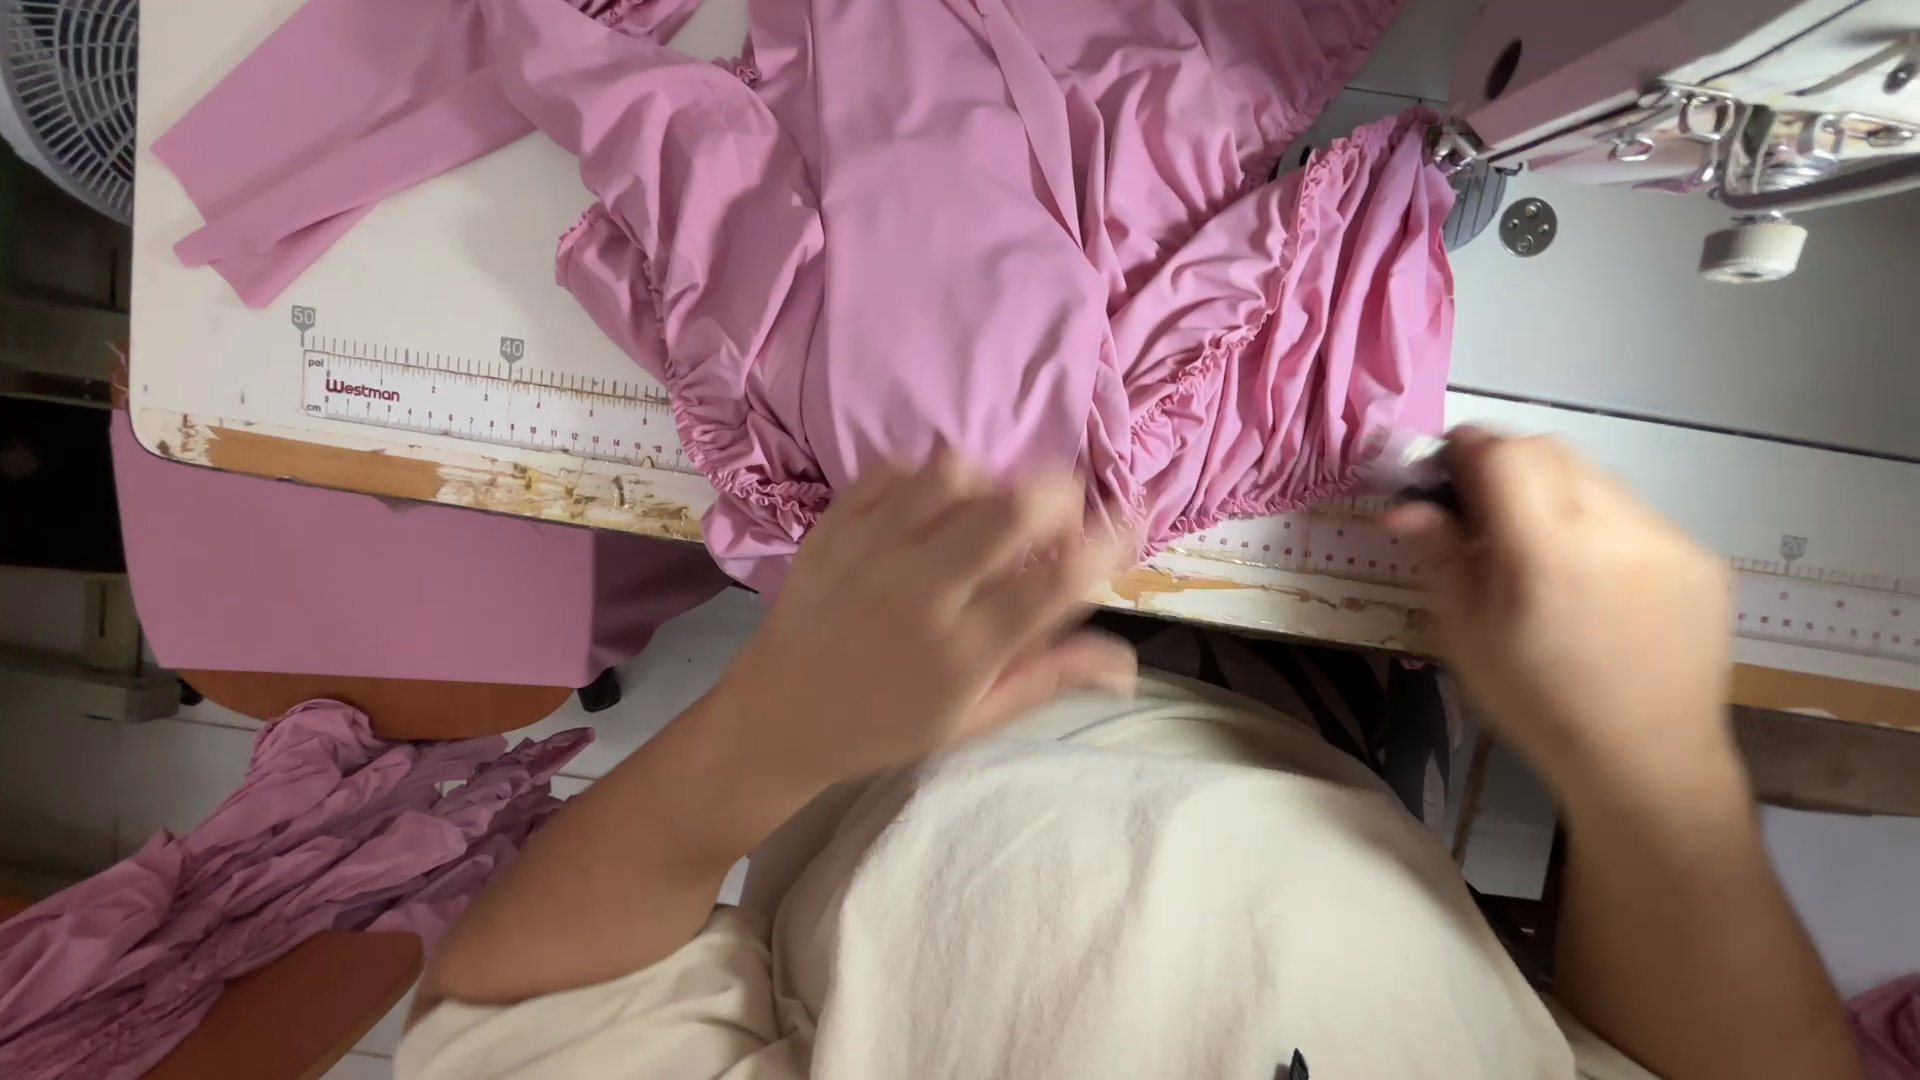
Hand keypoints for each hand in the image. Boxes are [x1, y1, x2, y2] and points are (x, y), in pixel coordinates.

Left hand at [704, 457, 1136, 791]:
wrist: (778, 719)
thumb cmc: (885, 726)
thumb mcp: (973, 718)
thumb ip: (1049, 677)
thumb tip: (1128, 662)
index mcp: (964, 650)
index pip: (1055, 581)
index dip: (1106, 543)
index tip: (1125, 526)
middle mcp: (922, 592)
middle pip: (1010, 510)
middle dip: (1057, 494)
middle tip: (1061, 509)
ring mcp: (872, 551)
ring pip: (952, 474)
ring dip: (991, 481)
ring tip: (989, 509)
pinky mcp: (834, 527)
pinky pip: (893, 469)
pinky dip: (928, 475)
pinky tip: (933, 504)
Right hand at [1382, 429, 1733, 783]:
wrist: (1642, 756)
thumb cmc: (1531, 697)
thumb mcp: (1464, 629)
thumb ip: (1439, 555)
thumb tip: (1403, 507)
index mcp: (1547, 551)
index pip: (1506, 454)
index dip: (1466, 446)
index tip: (1440, 466)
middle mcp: (1616, 529)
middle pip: (1551, 450)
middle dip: (1504, 460)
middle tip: (1474, 502)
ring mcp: (1668, 541)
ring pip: (1594, 475)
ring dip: (1549, 486)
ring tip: (1528, 540)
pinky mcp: (1700, 558)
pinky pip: (1633, 511)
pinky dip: (1592, 517)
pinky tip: (1580, 568)